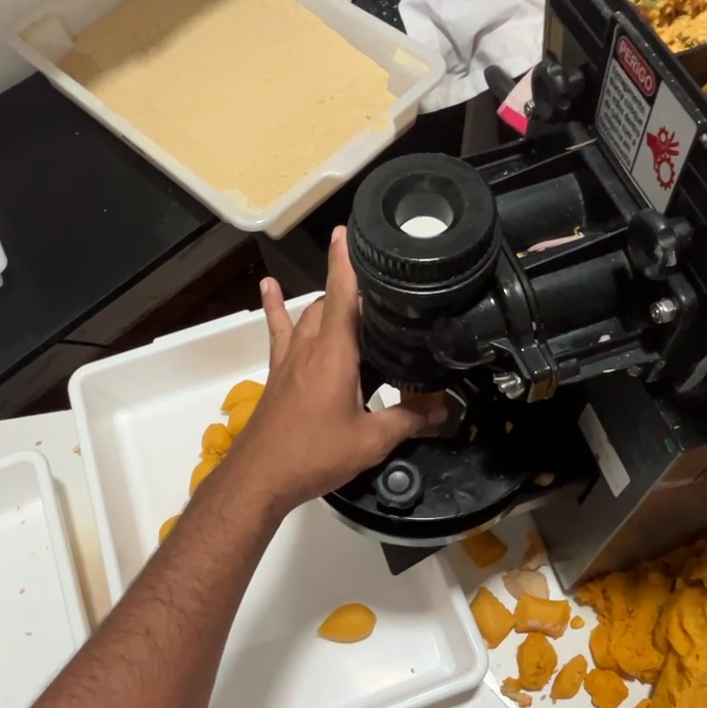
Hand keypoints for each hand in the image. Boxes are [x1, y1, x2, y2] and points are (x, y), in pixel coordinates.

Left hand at [222, 227, 441, 513]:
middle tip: (379, 292)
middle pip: (328, 304)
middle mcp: (309, 347)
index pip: (342, 295)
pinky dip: (277, 310)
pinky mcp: (278, 374)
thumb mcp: (371, 440)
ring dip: (324, 302)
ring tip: (345, 296)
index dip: (347, 262)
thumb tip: (445, 412)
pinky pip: (279, 333)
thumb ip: (409, 421)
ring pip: (306, 316)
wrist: (262, 476)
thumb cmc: (314, 454)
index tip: (348, 232)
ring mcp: (289, 359)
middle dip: (350, 291)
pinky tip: (269, 289)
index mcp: (335, 353)